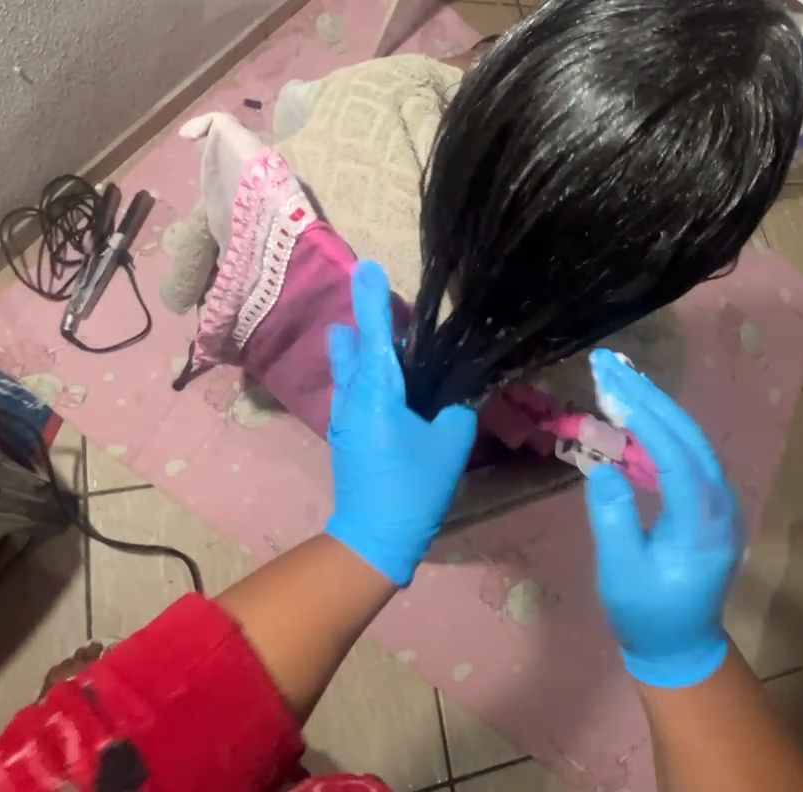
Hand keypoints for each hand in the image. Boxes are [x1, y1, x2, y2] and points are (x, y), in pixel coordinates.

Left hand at [322, 261, 478, 586]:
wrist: (374, 537)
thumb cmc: (413, 488)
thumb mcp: (450, 446)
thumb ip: (458, 412)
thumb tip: (457, 399)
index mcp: (378, 392)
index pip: (373, 334)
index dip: (371, 298)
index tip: (367, 266)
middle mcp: (353, 397)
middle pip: (353, 346)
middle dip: (367, 322)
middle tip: (390, 308)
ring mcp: (344, 417)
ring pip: (349, 368)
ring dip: (364, 349)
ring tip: (389, 343)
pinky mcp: (346, 434)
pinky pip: (353, 390)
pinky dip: (368, 376)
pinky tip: (391, 388)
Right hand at [584, 349, 741, 688]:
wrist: (680, 646)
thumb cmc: (646, 611)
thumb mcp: (622, 571)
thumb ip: (613, 518)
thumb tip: (605, 468)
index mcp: (703, 521)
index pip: (677, 455)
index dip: (645, 419)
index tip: (611, 389)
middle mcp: (719, 503)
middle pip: (688, 436)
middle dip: (649, 396)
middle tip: (610, 365)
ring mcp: (717, 502)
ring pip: (689, 440)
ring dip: (654, 405)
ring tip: (616, 378)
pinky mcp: (706, 503)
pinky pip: (684, 453)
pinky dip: (657, 428)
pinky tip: (631, 413)